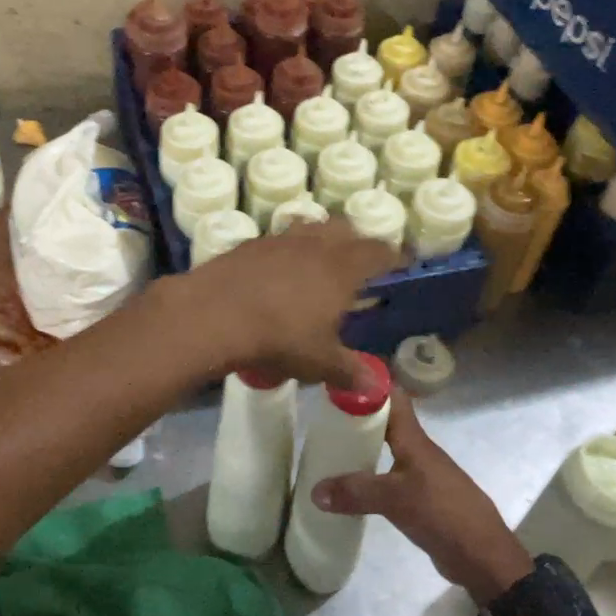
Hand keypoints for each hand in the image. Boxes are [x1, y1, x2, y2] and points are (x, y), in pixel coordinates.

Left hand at [146, 219, 398, 391]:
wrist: (213, 314)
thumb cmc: (279, 337)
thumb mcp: (319, 362)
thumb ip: (350, 371)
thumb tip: (376, 387)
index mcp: (343, 267)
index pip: (379, 252)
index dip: (394, 256)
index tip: (402, 263)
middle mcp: (315, 244)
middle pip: (346, 229)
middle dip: (358, 242)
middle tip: (362, 262)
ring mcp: (280, 240)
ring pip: (311, 227)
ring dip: (322, 239)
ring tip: (321, 260)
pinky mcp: (250, 244)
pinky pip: (280, 239)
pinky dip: (289, 249)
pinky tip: (280, 270)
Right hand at [312, 390, 533, 602]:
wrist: (483, 555)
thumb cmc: (441, 513)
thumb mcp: (394, 499)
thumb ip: (355, 492)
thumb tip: (315, 490)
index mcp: (414, 440)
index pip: (393, 397)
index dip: (370, 382)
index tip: (340, 374)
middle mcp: (418, 451)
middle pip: (387, 421)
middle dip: (359, 413)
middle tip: (324, 412)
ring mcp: (421, 474)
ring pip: (388, 448)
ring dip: (364, 443)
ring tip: (331, 444)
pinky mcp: (422, 498)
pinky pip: (390, 476)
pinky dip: (371, 473)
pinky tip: (352, 484)